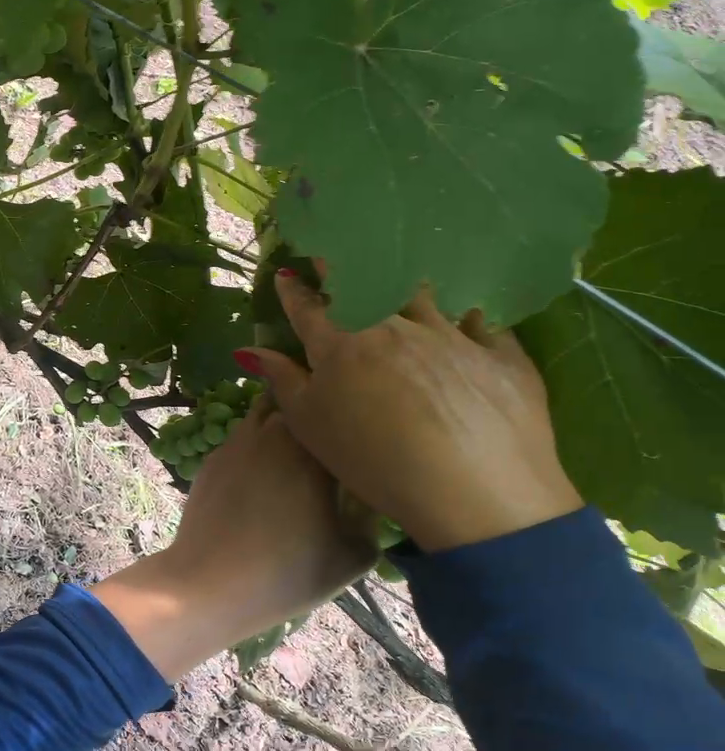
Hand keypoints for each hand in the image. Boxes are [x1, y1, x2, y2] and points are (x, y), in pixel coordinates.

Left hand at [91, 397, 374, 679]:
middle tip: (333, 431)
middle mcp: (271, 434)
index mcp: (312, 449)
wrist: (214, 579)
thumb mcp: (356, 550)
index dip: (352, 417)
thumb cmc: (292, 570)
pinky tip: (267, 471)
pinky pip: (241, 437)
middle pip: (296, 403)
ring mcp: (235, 443)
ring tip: (302, 447)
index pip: (338, 412)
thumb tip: (374, 488)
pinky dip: (258, 443)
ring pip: (263, 414)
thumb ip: (371, 510)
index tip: (366, 429)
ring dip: (283, 421)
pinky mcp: (211, 458)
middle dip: (314, 410)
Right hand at [238, 268, 583, 552]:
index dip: (292, 287)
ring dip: (405, 281)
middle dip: (344, 265)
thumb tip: (252, 349)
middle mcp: (394, 326)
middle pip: (365, 283)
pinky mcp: (503, 358)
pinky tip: (470, 314)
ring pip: (424, 293)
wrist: (482, 501)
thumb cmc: (375, 461)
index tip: (285, 273)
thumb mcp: (310, 424)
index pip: (307, 303)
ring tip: (401, 273)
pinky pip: (486, 323)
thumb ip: (282, 379)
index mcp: (340, 341)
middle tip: (335, 252)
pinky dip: (472, 315)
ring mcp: (453, 337)